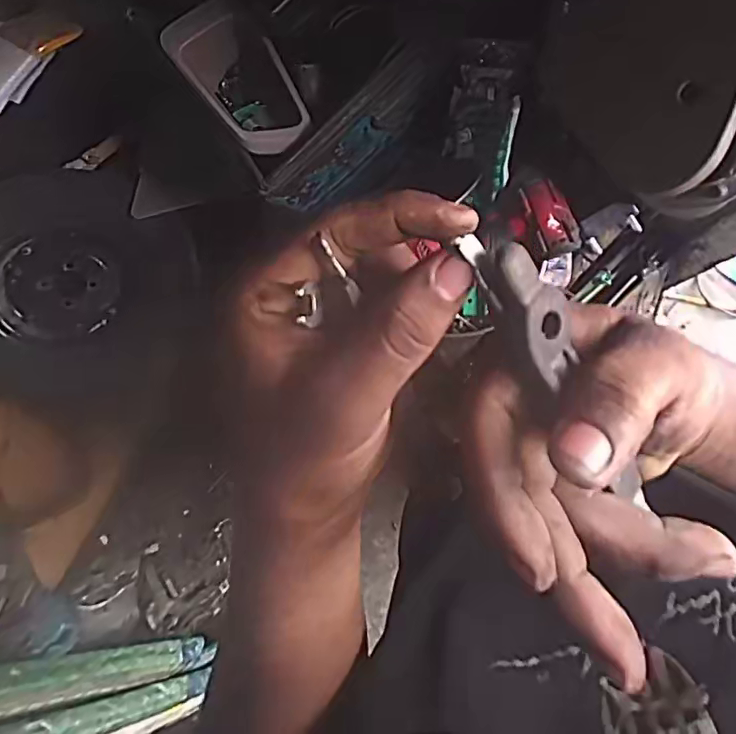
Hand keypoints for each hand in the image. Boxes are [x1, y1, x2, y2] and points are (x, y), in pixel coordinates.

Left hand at [227, 191, 478, 530]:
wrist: (306, 519)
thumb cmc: (298, 466)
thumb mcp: (347, 397)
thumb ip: (398, 333)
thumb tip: (450, 270)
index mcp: (268, 290)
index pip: (336, 229)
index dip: (399, 216)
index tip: (454, 218)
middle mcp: (295, 289)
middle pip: (364, 242)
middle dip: (417, 247)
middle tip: (467, 254)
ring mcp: (327, 309)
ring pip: (386, 268)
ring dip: (425, 275)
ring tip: (460, 288)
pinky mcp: (354, 331)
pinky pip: (396, 298)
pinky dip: (425, 301)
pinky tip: (445, 311)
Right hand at [464, 303, 735, 690]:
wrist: (694, 395)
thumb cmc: (673, 368)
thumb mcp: (662, 366)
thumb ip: (619, 398)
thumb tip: (572, 460)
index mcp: (526, 352)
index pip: (487, 417)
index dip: (499, 492)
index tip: (540, 566)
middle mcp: (516, 402)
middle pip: (516, 489)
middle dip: (571, 566)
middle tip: (622, 639)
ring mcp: (528, 446)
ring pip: (543, 526)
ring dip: (600, 581)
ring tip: (676, 594)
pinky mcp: (547, 485)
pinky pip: (564, 537)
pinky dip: (603, 575)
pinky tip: (642, 598)